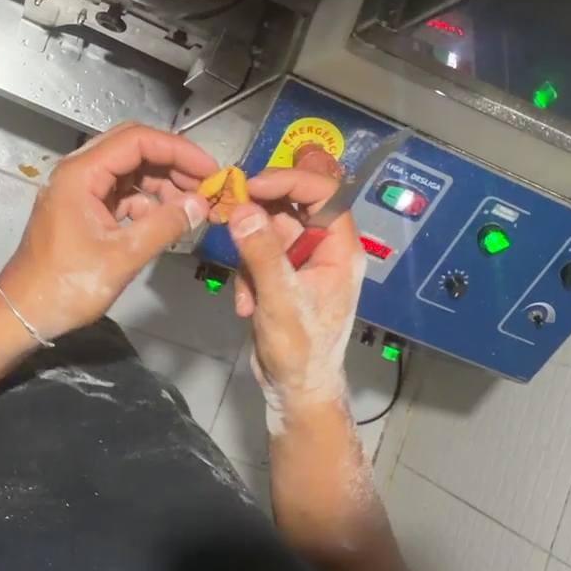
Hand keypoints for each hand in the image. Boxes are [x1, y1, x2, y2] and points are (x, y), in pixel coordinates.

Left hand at [0, 123, 218, 338]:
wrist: (23, 312)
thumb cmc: (65, 286)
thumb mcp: (122, 257)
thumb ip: (164, 226)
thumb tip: (200, 205)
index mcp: (80, 174)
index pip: (137, 140)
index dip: (178, 151)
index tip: (209, 171)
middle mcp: (78, 173)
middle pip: (133, 149)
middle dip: (172, 164)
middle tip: (205, 186)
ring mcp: (80, 191)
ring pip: (130, 171)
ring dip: (162, 184)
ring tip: (192, 206)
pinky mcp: (83, 209)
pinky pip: (121, 194)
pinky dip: (147, 202)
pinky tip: (166, 221)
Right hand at [226, 167, 364, 417]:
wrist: (295, 390)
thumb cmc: (301, 349)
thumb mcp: (281, 299)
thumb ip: (262, 253)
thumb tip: (242, 210)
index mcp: (340, 250)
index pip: (324, 193)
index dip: (290, 181)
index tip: (253, 186)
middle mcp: (324, 250)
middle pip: (291, 208)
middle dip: (260, 218)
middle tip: (230, 218)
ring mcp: (301, 264)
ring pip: (268, 232)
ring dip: (249, 256)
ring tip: (247, 290)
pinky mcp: (281, 278)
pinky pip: (258, 257)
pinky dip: (247, 276)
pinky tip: (246, 305)